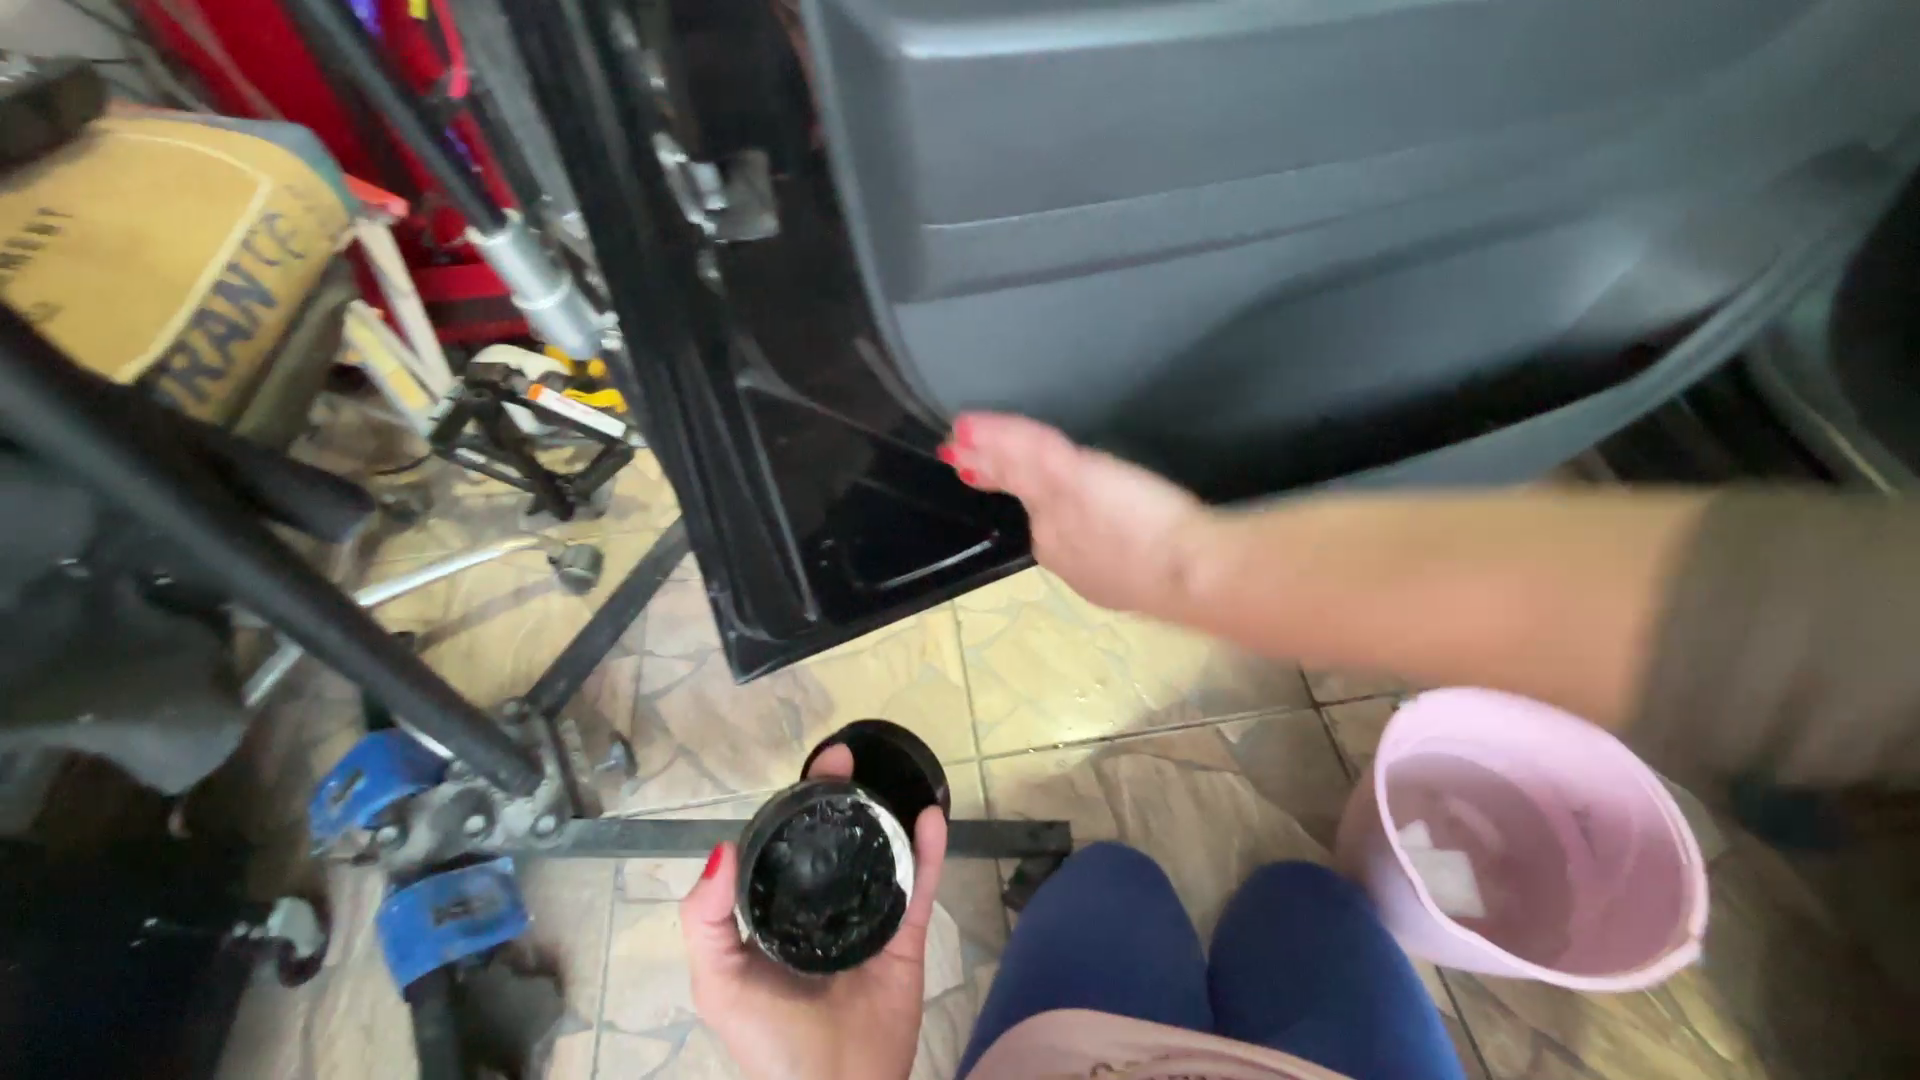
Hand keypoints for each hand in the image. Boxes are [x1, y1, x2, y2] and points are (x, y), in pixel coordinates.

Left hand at [680, 744, 948, 1079]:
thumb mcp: (720, 982)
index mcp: (782, 913)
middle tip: (845, 759)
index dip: (795, 805)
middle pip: (837, 840)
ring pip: (882, 854)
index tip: (806, 772)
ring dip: (886, 812)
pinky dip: (929, 850)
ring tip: (885, 776)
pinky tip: (931, 816)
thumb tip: (721, 848)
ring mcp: (870, 918)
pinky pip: (919, 885)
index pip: (789, 846)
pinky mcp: (907, 935)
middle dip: (840, 794)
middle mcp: (826, 907)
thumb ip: (706, 920)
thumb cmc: (771, 1041)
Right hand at [939, 412, 1211, 616]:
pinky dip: (998, 435)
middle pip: (1018, 491)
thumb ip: (1107, 558)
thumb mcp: (1127, 578)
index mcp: (1068, 557)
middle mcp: (1052, 532)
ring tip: (956, 436)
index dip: (1022, 501)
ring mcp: (1057, 503)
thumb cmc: (1174, 575)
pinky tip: (972, 424)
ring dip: (983, 448)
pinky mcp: (1069, 475)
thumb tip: (1105, 546)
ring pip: (1016, 467)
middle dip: (985, 472)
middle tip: (958, 457)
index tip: (1000, 484)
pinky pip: (1027, 448)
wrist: (1182, 573)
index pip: (1040, 520)